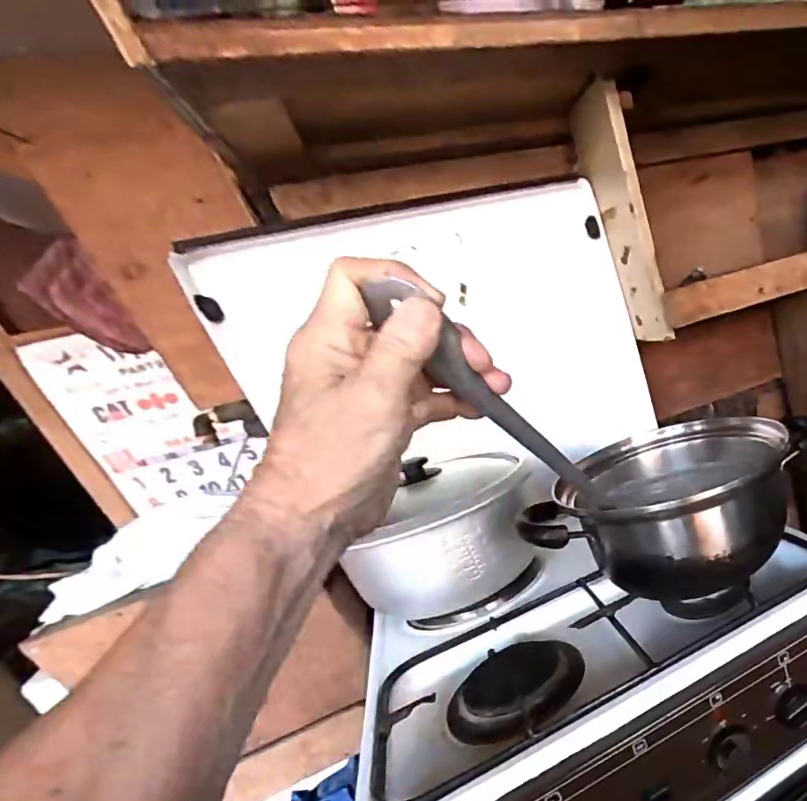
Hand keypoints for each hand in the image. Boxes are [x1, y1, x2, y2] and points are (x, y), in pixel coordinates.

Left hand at [240, 258, 510, 543]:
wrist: (317, 514)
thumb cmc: (322, 464)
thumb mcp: (371, 398)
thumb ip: (400, 349)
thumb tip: (423, 308)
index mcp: (329, 340)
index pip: (356, 280)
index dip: (398, 282)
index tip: (433, 305)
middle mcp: (350, 358)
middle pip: (405, 322)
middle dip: (446, 336)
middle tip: (473, 357)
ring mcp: (371, 386)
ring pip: (423, 359)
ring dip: (460, 367)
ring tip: (488, 381)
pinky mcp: (389, 414)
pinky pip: (428, 393)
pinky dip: (454, 396)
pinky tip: (475, 403)